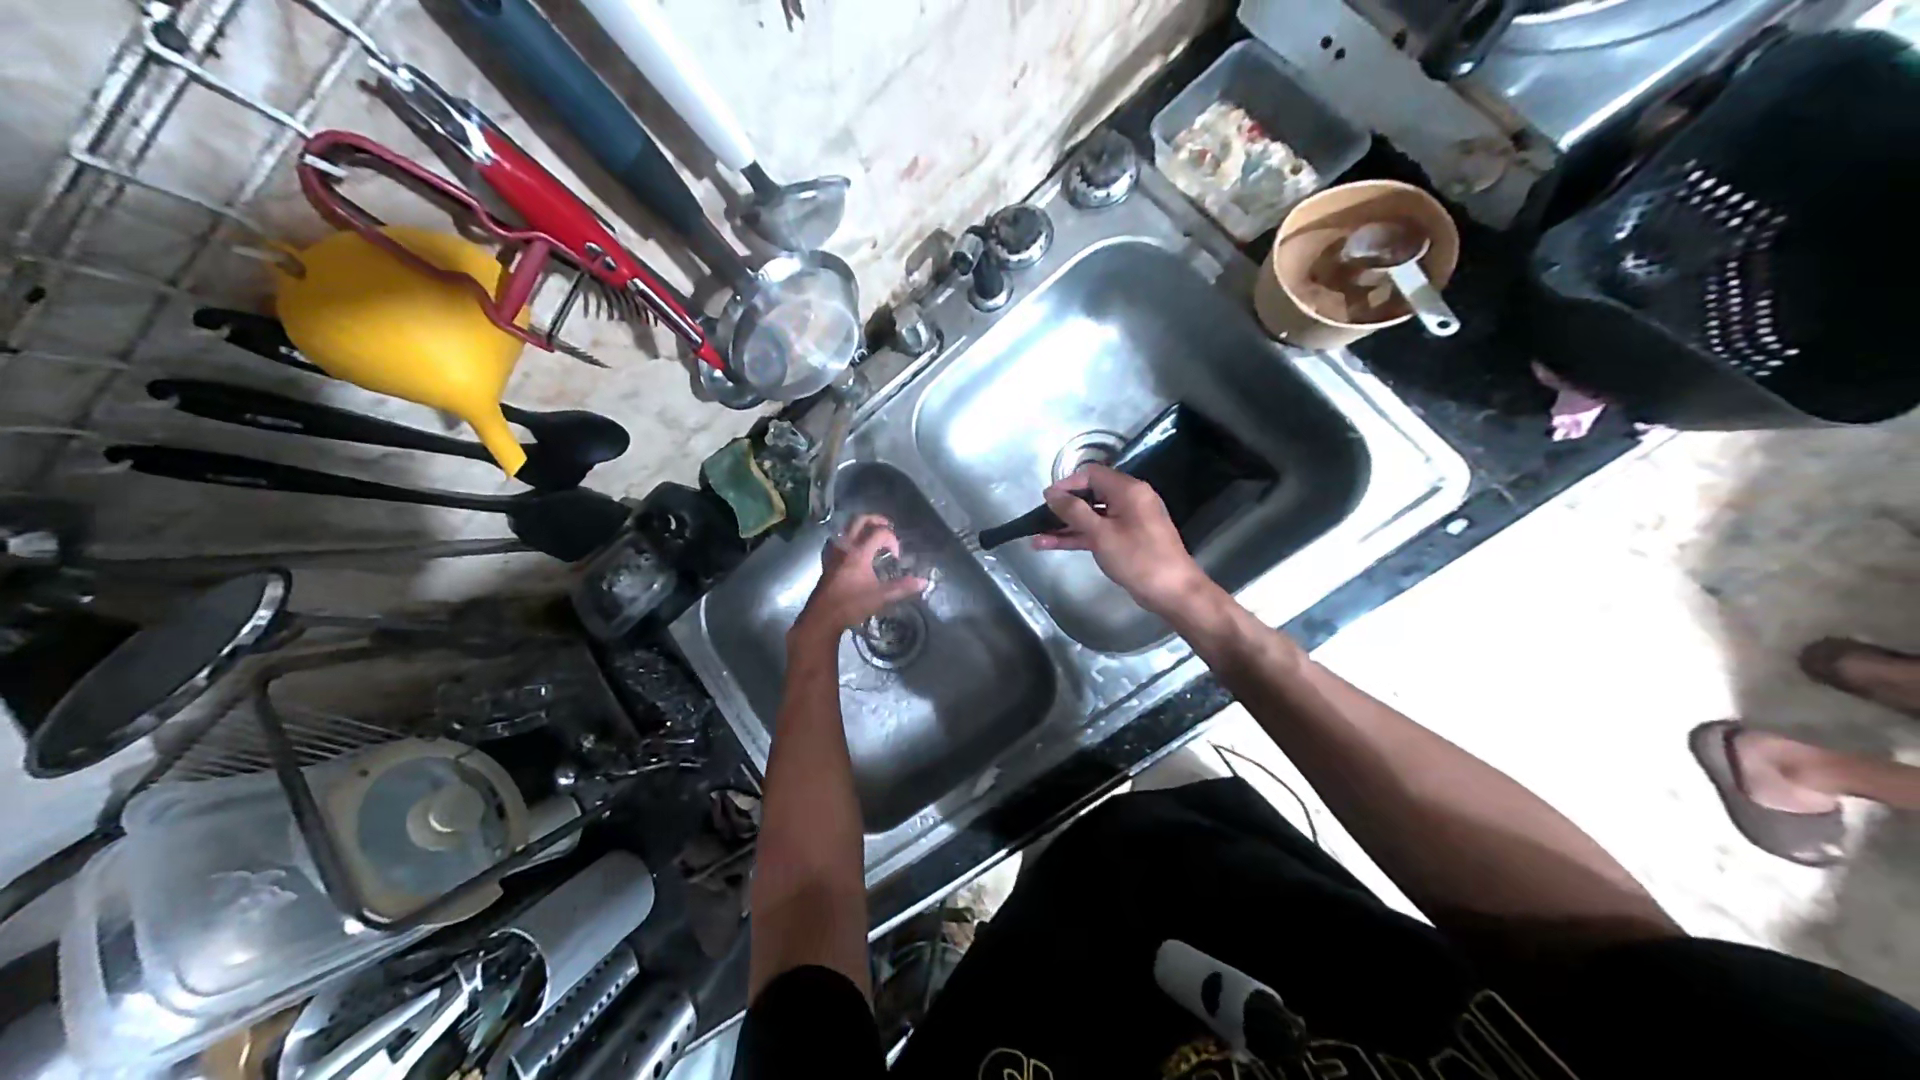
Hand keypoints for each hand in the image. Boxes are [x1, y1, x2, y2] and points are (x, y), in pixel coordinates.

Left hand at [791, 514, 928, 643]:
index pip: (879, 532)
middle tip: (887, 526)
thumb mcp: (880, 597)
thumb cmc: (851, 605)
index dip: (892, 540)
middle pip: (859, 521)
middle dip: (875, 520)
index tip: (895, 556)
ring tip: (870, 536)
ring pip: (845, 528)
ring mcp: (833, 553)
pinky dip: (847, 539)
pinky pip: (836, 541)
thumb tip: (924, 581)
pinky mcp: (826, 562)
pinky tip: (851, 550)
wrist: (822, 617)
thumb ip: (902, 587)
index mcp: (859, 553)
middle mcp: (845, 547)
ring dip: (860, 527)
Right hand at [1032, 464, 1214, 616]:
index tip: (1046, 499)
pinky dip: (1079, 537)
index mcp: (1128, 490)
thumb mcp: (1101, 534)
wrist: (1173, 591)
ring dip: (1066, 526)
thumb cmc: (1138, 558)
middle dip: (1063, 507)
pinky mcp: (1127, 539)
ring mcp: (1129, 520)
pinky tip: (1052, 545)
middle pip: (1090, 494)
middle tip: (1040, 518)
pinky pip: (1098, 531)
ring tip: (1037, 536)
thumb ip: (1074, 511)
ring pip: (1092, 516)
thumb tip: (1051, 493)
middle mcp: (1130, 500)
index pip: (1092, 474)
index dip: (1067, 484)